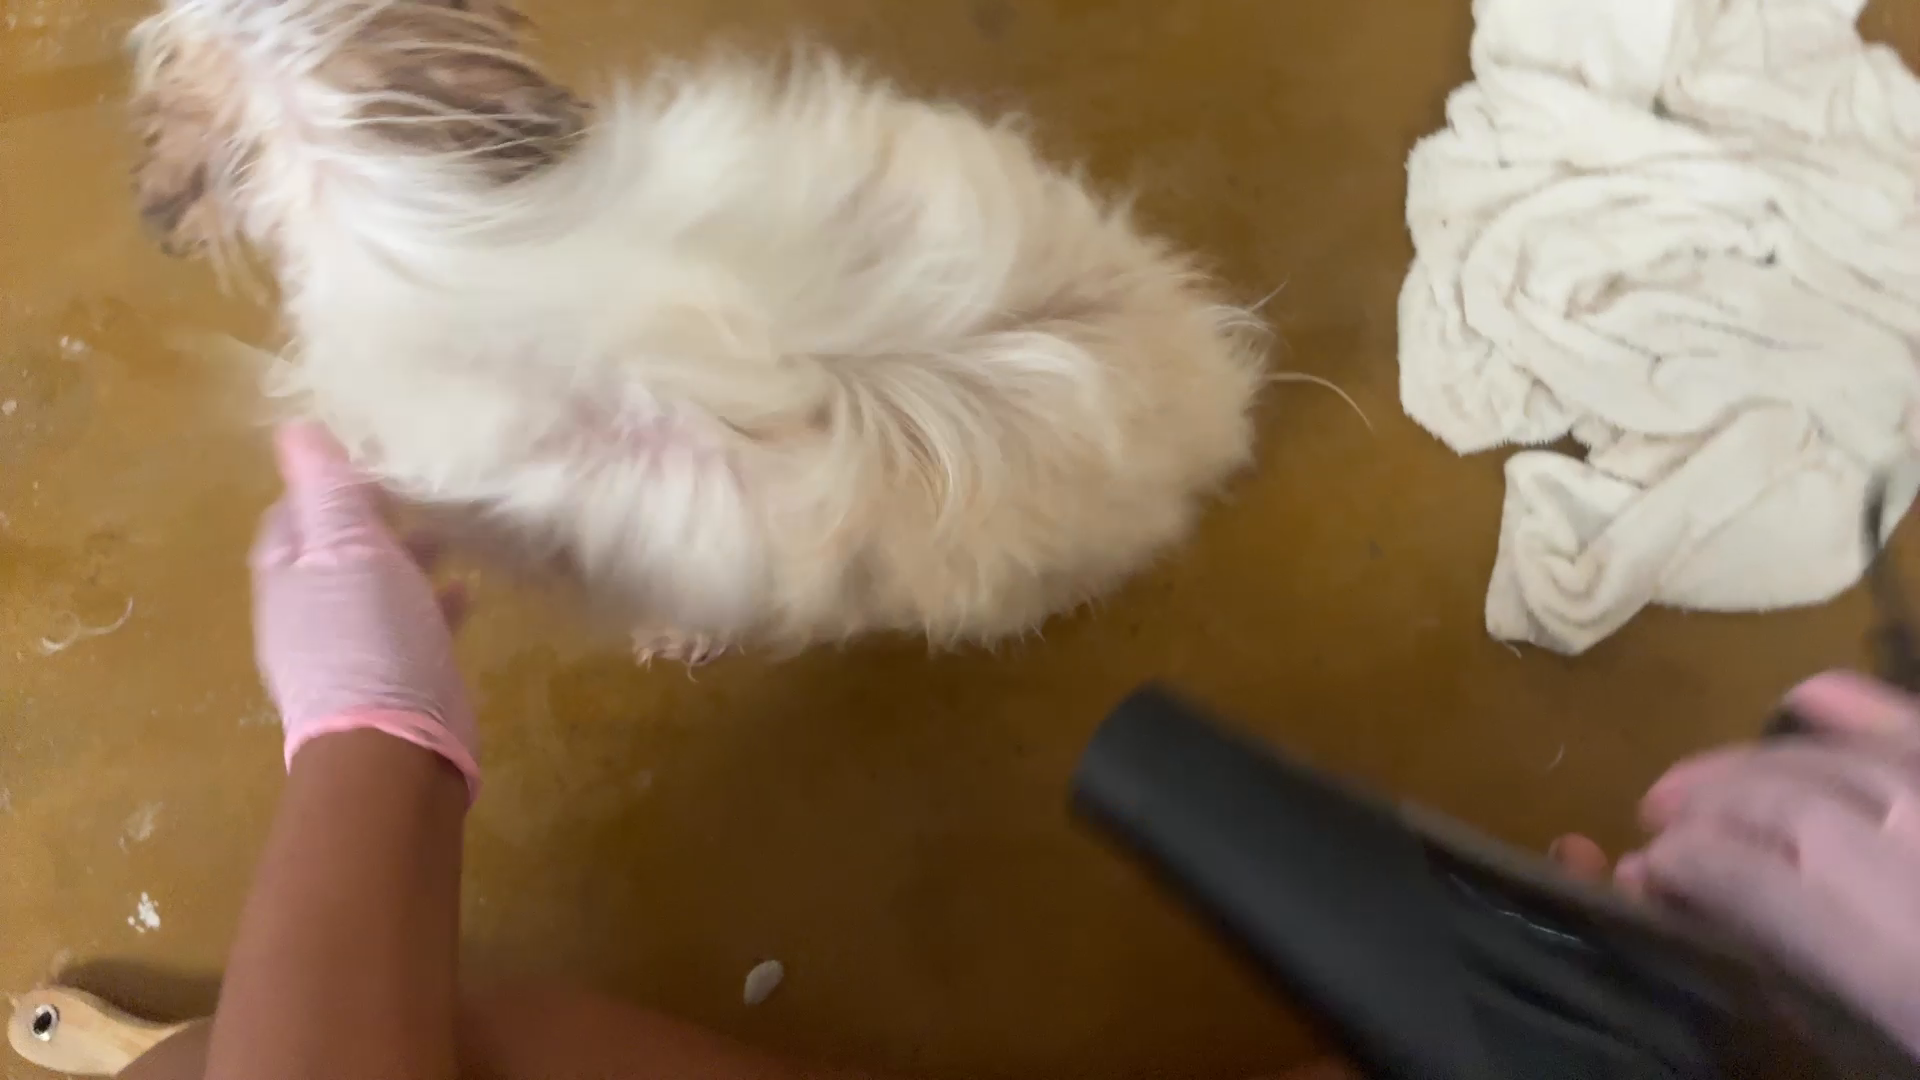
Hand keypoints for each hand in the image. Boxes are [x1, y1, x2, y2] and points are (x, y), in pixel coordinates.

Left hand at [249, 423, 479, 789]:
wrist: (394, 736)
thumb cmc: (368, 635)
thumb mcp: (350, 551)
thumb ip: (330, 494)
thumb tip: (298, 429)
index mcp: (291, 574)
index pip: (296, 515)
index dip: (329, 486)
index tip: (379, 461)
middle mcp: (314, 607)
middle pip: (340, 550)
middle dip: (377, 519)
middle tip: (428, 492)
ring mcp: (357, 642)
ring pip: (382, 584)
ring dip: (411, 557)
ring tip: (455, 534)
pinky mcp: (401, 667)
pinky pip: (417, 620)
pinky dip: (437, 600)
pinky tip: (468, 591)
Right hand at [1558, 671, 1919, 1055]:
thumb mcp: (1886, 1049)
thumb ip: (1795, 976)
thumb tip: (1685, 906)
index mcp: (1901, 967)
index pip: (1739, 871)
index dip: (1672, 862)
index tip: (1643, 876)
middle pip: (1781, 802)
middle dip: (1700, 805)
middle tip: (1659, 819)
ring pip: (1845, 764)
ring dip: (1755, 764)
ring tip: (1710, 781)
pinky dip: (1874, 715)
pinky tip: (1810, 697)